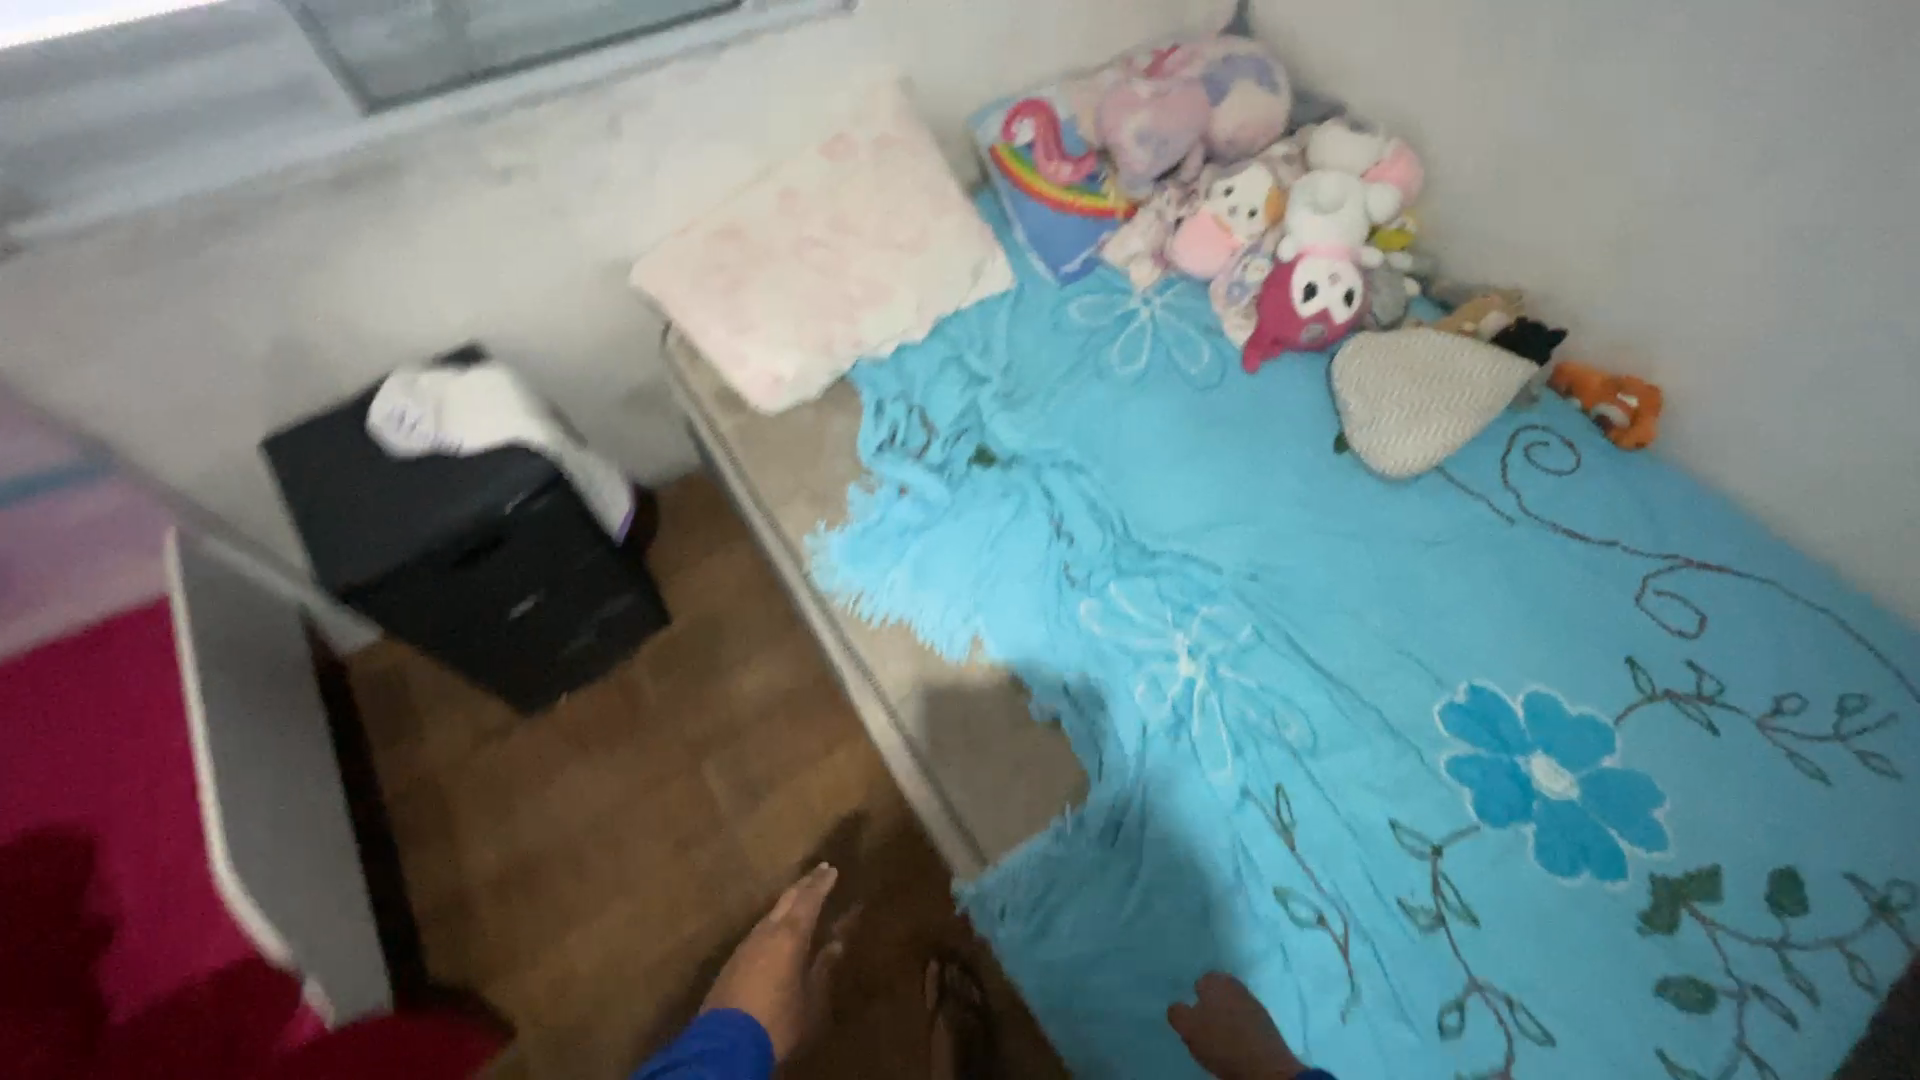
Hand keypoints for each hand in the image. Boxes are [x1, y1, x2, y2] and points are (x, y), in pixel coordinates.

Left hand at [700, 864, 850, 1061]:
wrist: (725, 1046)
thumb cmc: (778, 1022)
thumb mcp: (811, 1001)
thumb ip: (823, 969)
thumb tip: (836, 944)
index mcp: (790, 936)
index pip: (809, 899)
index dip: (821, 883)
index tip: (831, 868)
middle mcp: (767, 932)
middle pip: (787, 899)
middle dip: (804, 884)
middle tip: (818, 871)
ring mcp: (746, 945)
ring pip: (770, 913)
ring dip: (787, 901)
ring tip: (798, 897)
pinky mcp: (732, 961)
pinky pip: (758, 929)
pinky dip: (773, 920)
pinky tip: (774, 929)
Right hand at [1167, 972, 1304, 1079]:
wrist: (1265, 1067)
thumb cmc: (1221, 1042)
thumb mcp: (1187, 1027)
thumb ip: (1177, 1013)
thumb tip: (1177, 1006)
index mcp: (1216, 980)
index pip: (1201, 981)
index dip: (1195, 998)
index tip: (1193, 1015)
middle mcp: (1237, 985)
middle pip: (1218, 994)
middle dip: (1212, 1006)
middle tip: (1204, 1028)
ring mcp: (1255, 1004)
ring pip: (1233, 1007)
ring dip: (1227, 1019)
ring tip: (1221, 1040)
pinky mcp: (1268, 1024)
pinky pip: (1247, 1022)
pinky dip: (1241, 1030)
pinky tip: (1237, 1045)